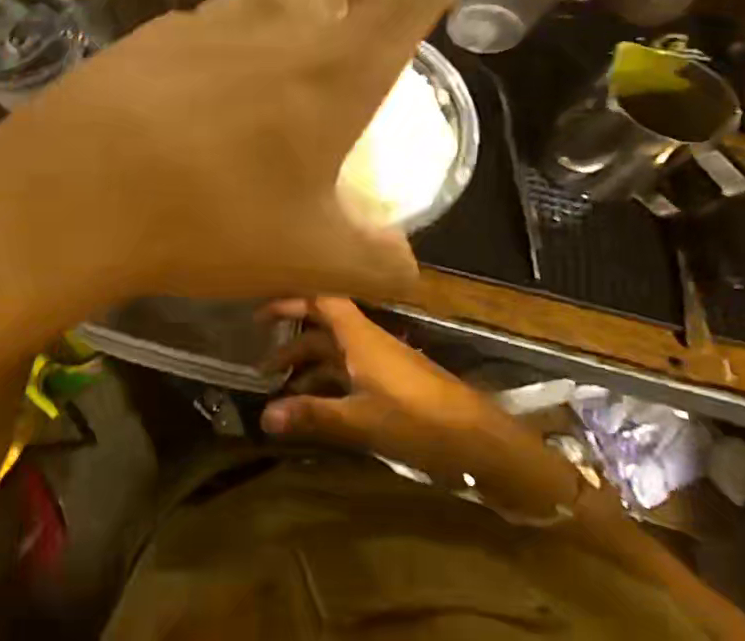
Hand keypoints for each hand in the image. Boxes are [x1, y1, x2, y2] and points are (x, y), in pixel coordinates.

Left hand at [0, 0, 486, 331]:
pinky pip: (197, 27)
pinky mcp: (146, 33)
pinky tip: (185, 102)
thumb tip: (406, 270)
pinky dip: (209, 51)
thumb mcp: (307, 258)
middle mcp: (276, 25)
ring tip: (256, 82)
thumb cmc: (208, 220)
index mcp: (336, 69)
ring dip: (272, 18)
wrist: (75, 192)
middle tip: (334, 26)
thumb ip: (374, 263)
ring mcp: (204, 21)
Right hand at [260, 296, 584, 518]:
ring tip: (281, 390)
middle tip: (261, 361)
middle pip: (323, 328)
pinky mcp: (395, 384)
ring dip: (308, 366)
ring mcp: (383, 362)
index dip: (290, 300)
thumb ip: (313, 415)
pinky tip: (317, 406)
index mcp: (360, 336)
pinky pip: (351, 372)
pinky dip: (328, 383)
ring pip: (336, 353)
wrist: (483, 443)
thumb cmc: (418, 420)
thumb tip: (264, 416)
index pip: (320, 300)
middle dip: (291, 342)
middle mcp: (369, 341)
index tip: (261, 313)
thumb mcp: (360, 420)